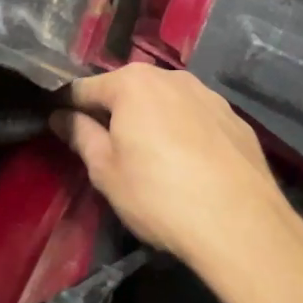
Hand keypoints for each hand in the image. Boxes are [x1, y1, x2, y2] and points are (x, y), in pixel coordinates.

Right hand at [52, 65, 302, 269]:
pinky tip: (190, 167)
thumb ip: (80, 136)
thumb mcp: (106, 172)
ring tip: (154, 160)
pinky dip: (186, 133)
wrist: (243, 226)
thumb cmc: (160, 196)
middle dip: (114, 113)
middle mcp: (170, 77)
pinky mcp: (235, 119)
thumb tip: (60, 116)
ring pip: (166, 102)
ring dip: (153, 121)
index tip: (61, 127)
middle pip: (128, 90)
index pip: (84, 88)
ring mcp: (208, 95)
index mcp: (131, 83)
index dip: (68, 108)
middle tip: (109, 150)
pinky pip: (196, 119)